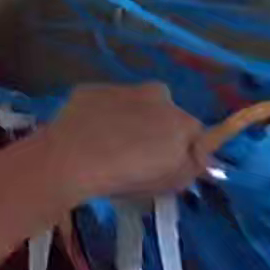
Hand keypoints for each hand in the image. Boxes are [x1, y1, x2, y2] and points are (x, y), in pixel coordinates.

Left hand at [28, 82, 203, 202]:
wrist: (73, 157)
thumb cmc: (128, 175)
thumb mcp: (174, 182)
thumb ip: (192, 165)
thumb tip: (197, 155)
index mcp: (181, 120)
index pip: (193, 131)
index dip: (182, 146)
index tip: (167, 159)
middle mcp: (154, 96)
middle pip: (163, 108)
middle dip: (156, 123)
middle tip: (139, 147)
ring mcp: (119, 88)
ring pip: (131, 101)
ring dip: (127, 115)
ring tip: (109, 140)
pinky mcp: (89, 88)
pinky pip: (102, 101)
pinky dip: (99, 111)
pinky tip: (88, 129)